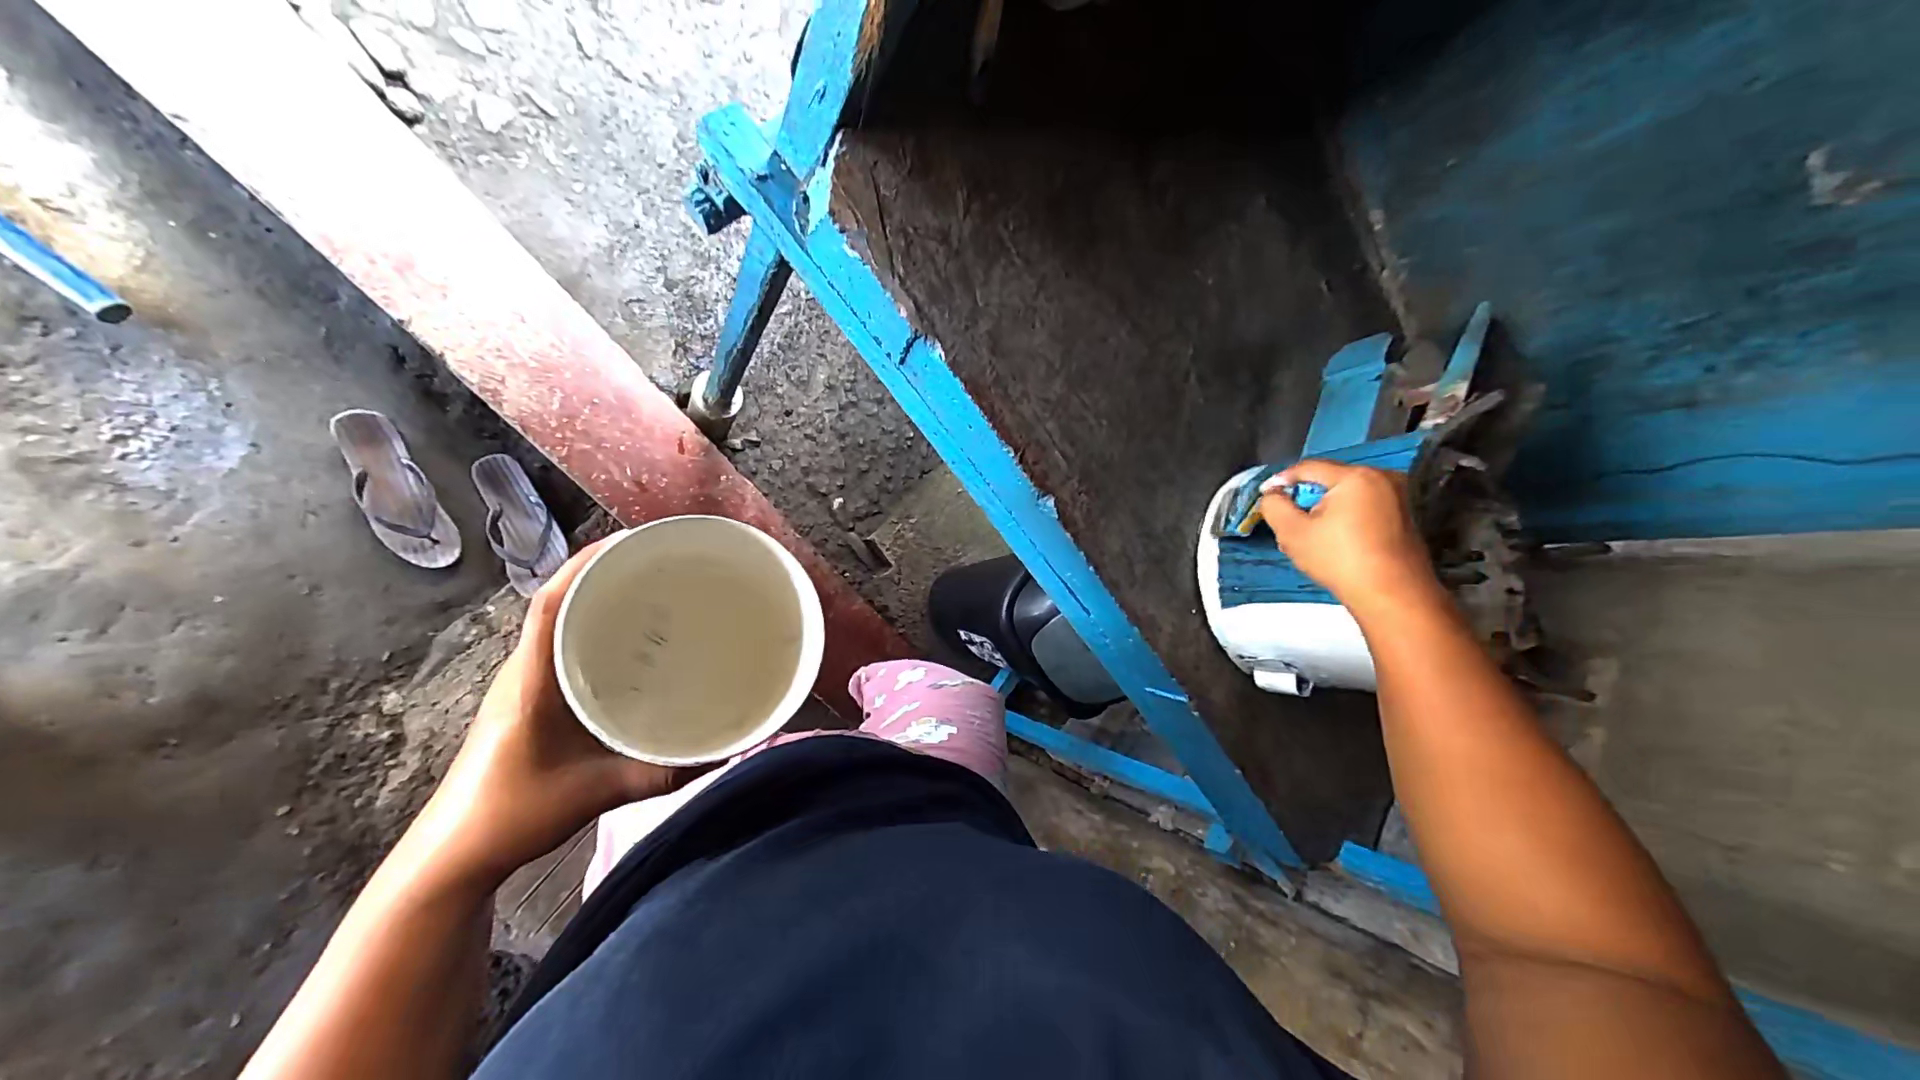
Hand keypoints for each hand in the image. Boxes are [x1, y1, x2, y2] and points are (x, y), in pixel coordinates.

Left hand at [401, 535, 701, 890]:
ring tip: (652, 589)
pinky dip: (591, 627)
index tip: (634, 542)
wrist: (454, 854)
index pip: (551, 601)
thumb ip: (667, 772)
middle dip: (604, 570)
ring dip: (597, 597)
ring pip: (559, 620)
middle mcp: (523, 669)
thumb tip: (727, 750)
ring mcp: (522, 682)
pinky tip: (629, 642)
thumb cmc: (516, 814)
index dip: (586, 563)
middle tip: (661, 561)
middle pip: (558, 598)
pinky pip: (561, 644)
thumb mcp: (602, 792)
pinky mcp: (528, 697)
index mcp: (532, 679)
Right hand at [1258, 460, 1443, 616]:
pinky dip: (1345, 516)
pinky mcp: (1404, 515)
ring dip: (1324, 508)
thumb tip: (1272, 494)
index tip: (1265, 495)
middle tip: (1287, 519)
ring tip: (1308, 532)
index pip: (1308, 468)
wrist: (1393, 595)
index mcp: (1356, 477)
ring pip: (1347, 494)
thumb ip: (1274, 506)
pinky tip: (1333, 538)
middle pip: (1330, 480)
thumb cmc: (1340, 560)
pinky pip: (1364, 505)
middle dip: (1305, 497)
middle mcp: (1382, 478)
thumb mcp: (1293, 533)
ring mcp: (1398, 496)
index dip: (1282, 480)